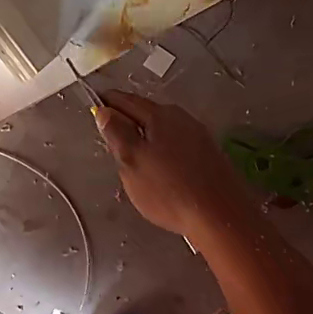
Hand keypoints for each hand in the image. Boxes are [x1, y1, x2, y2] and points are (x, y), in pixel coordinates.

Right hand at [94, 90, 253, 237]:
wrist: (219, 213)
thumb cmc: (168, 188)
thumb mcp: (132, 161)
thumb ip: (117, 133)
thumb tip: (104, 110)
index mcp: (160, 115)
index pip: (126, 100)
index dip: (107, 103)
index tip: (93, 107)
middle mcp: (182, 118)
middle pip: (147, 112)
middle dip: (126, 119)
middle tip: (108, 132)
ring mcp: (198, 135)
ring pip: (163, 128)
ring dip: (145, 135)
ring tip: (131, 152)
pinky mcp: (208, 154)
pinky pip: (176, 143)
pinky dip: (162, 148)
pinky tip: (159, 165)